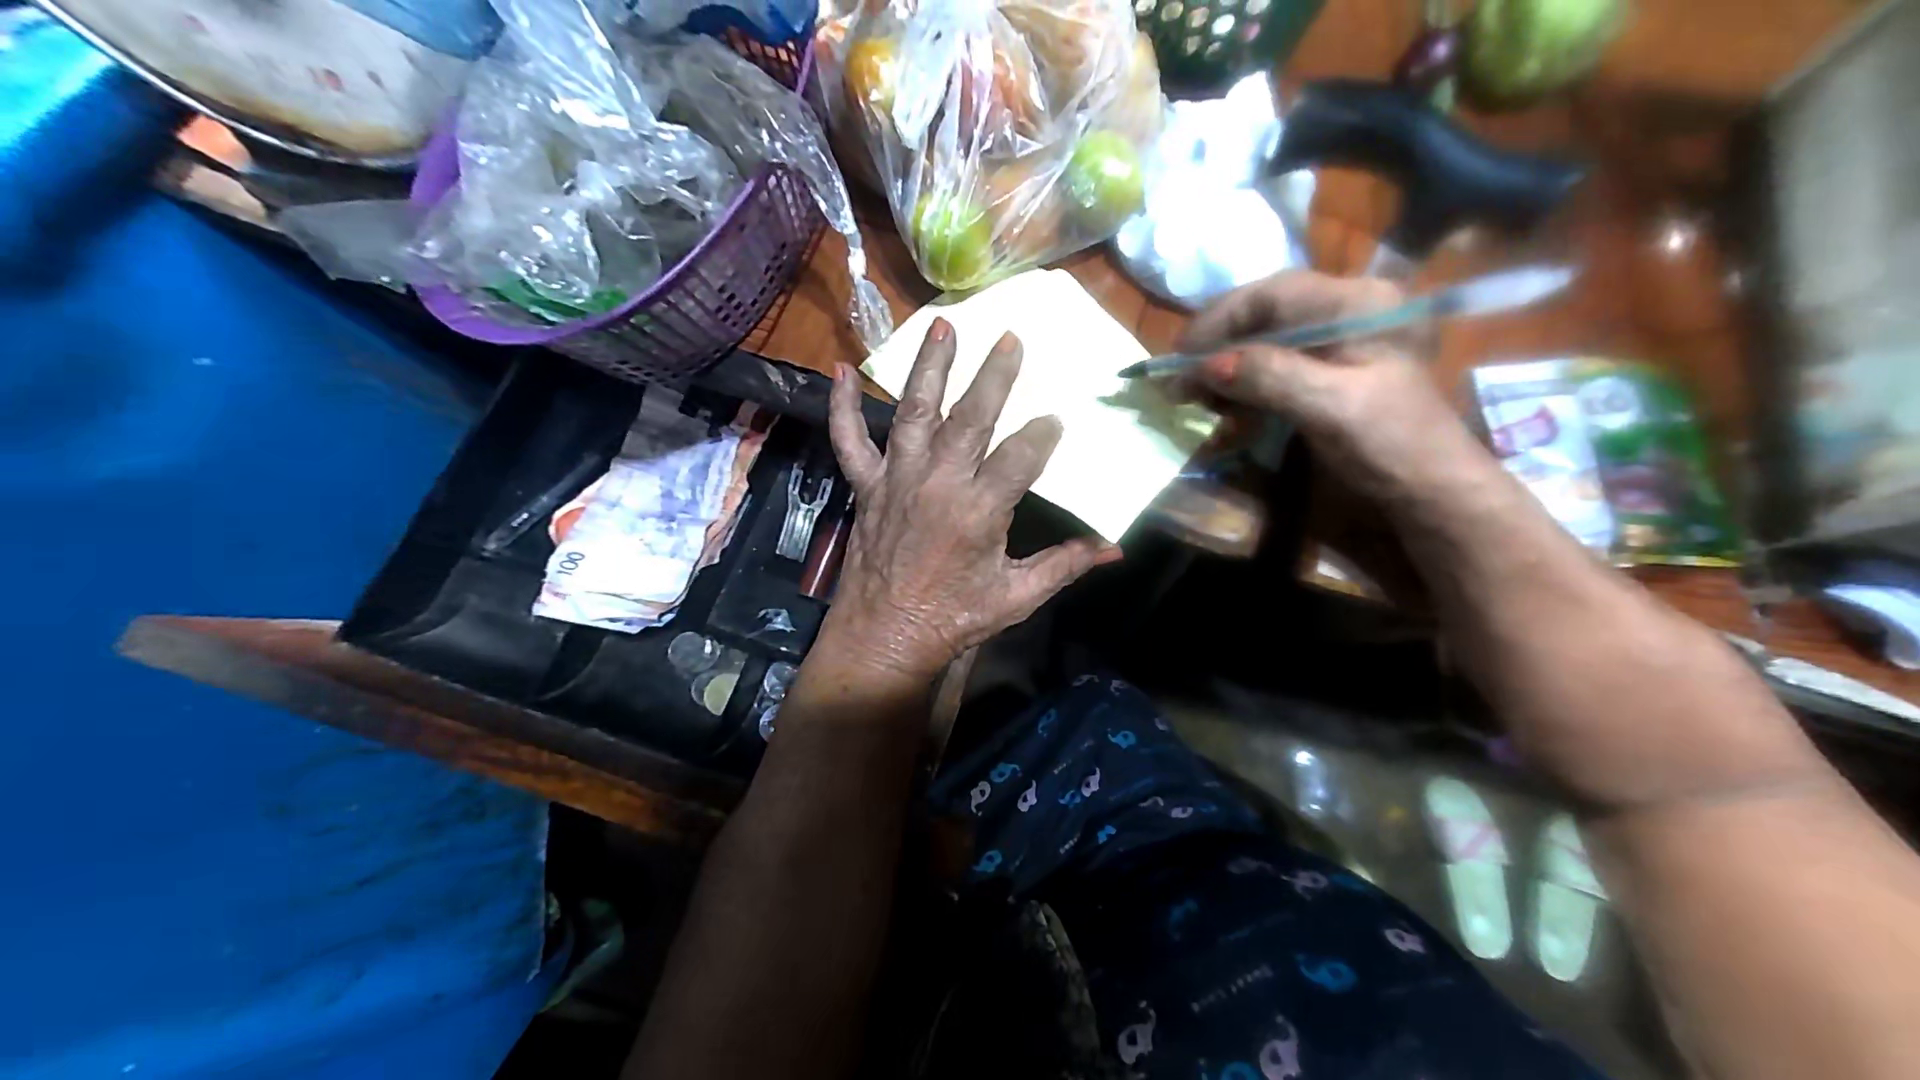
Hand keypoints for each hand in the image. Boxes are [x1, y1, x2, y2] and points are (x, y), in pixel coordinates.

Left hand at [819, 319, 1119, 680]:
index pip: (1021, 456)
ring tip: (942, 327)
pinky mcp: (866, 487)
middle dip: (993, 377)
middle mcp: (939, 483)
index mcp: (980, 511)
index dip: (1042, 435)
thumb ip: (1064, 565)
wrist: (883, 637)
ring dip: (928, 368)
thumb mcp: (1016, 597)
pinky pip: (850, 441)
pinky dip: (842, 407)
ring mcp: (898, 480)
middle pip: (971, 418)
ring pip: (914, 413)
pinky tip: (841, 369)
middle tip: (1009, 339)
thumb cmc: (952, 620)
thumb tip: (1115, 549)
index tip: (1055, 420)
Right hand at [1180, 270, 1482, 495]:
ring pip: (1263, 339)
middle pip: (1263, 313)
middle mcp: (1346, 310)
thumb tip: (1204, 365)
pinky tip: (1223, 406)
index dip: (1219, 321)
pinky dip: (1242, 384)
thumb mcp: (1330, 407)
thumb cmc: (1390, 443)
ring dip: (1224, 366)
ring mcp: (1337, 341)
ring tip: (1193, 396)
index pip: (1271, 293)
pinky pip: (1272, 365)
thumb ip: (1269, 377)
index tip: (1178, 359)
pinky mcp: (1328, 370)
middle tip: (1177, 381)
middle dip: (1216, 345)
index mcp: (1357, 303)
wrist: (1431, 491)